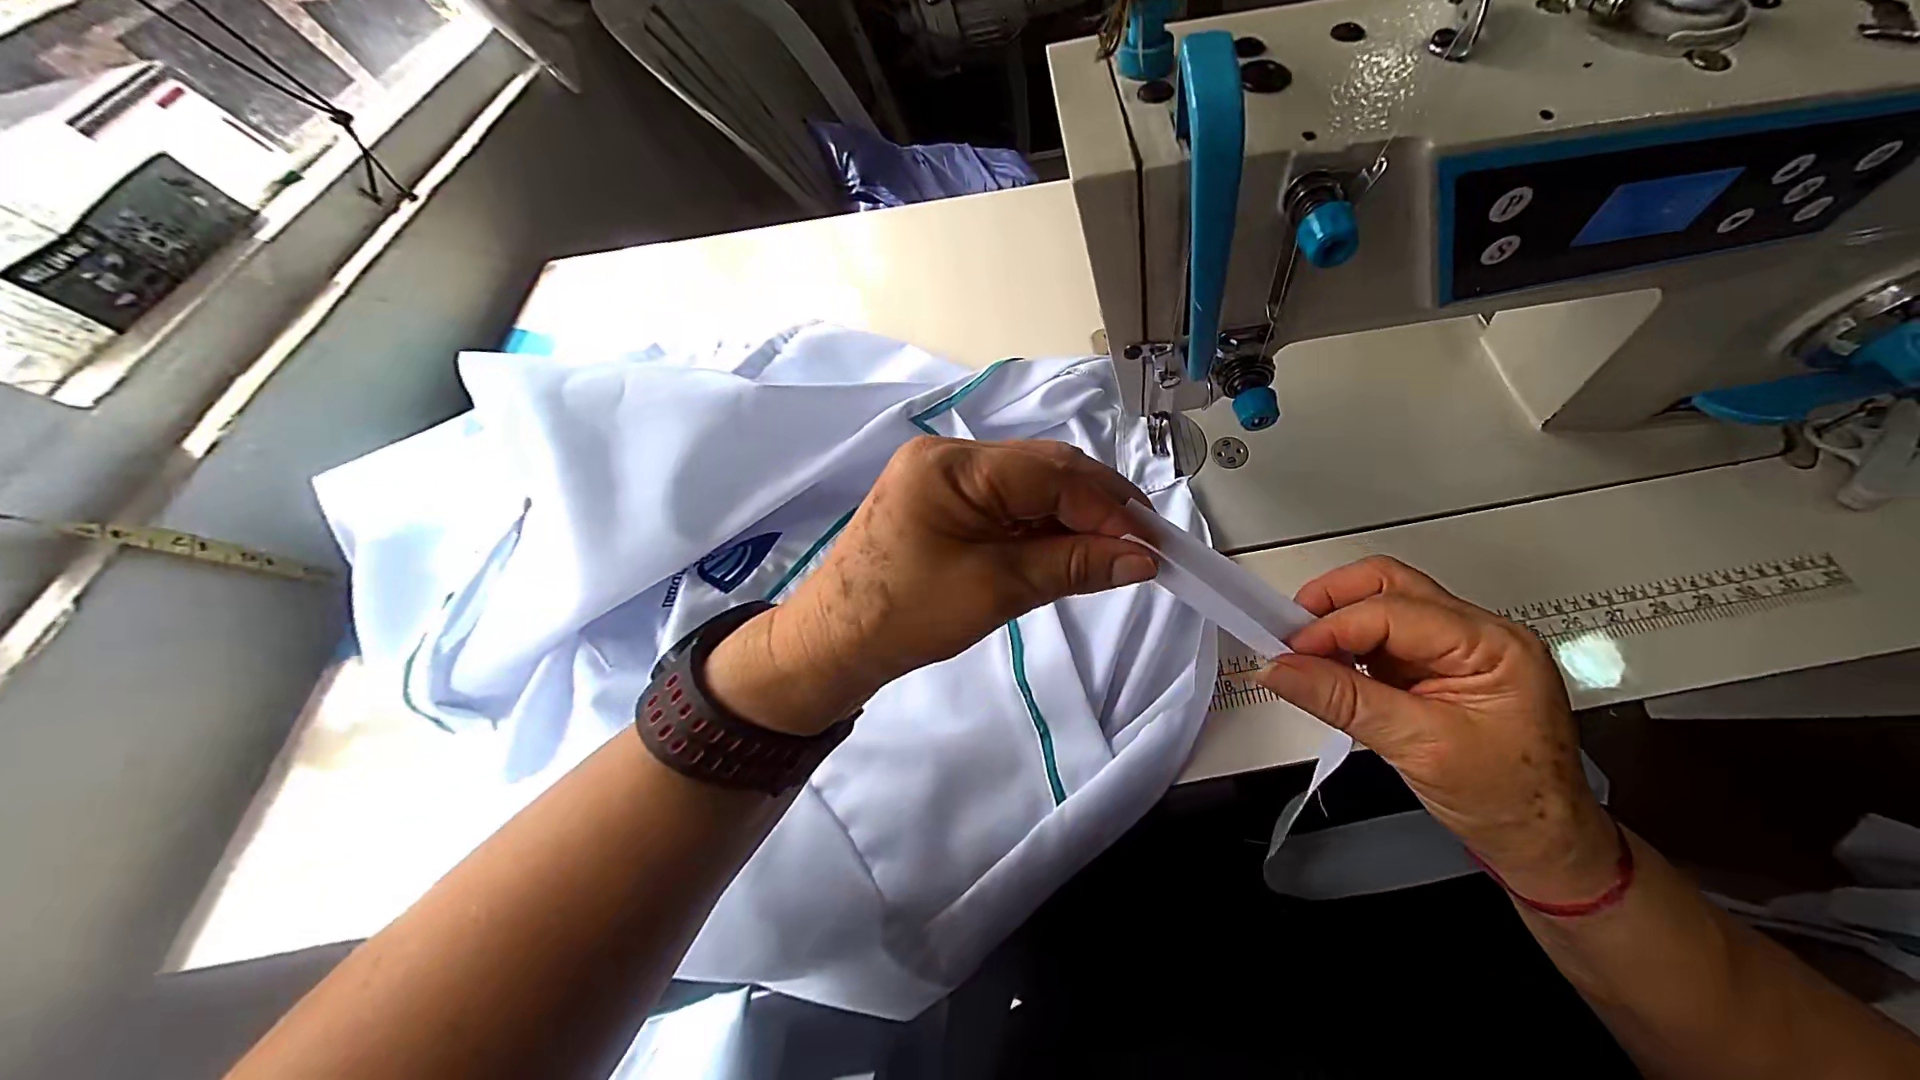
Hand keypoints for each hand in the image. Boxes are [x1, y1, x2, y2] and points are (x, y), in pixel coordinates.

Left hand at [706, 437, 1158, 735]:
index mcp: (952, 465)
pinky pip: (1010, 506)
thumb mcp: (995, 589)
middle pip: (1044, 471)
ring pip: (1032, 489)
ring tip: (1115, 553)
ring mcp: (947, 479)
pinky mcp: (948, 504)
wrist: (835, 643)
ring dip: (1074, 520)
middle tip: (1142, 548)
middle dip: (1097, 509)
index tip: (1151, 545)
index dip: (1108, 507)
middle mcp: (950, 457)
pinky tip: (1072, 551)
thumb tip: (1141, 559)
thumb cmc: (904, 615)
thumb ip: (1071, 566)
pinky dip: (1045, 529)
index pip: (1051, 472)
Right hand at [1254, 556, 1621, 904]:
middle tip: (1289, 631)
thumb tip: (1282, 670)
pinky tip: (1325, 667)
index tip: (1288, 652)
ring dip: (1335, 621)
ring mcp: (1453, 648)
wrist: (1540, 840)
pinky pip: (1377, 635)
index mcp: (1492, 645)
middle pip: (1388, 584)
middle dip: (1331, 601)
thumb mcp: (1417, 747)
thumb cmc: (1513, 800)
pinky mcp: (1431, 664)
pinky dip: (1343, 644)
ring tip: (1303, 653)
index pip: (1392, 610)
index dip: (1332, 627)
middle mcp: (1475, 634)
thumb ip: (1342, 699)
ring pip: (1379, 602)